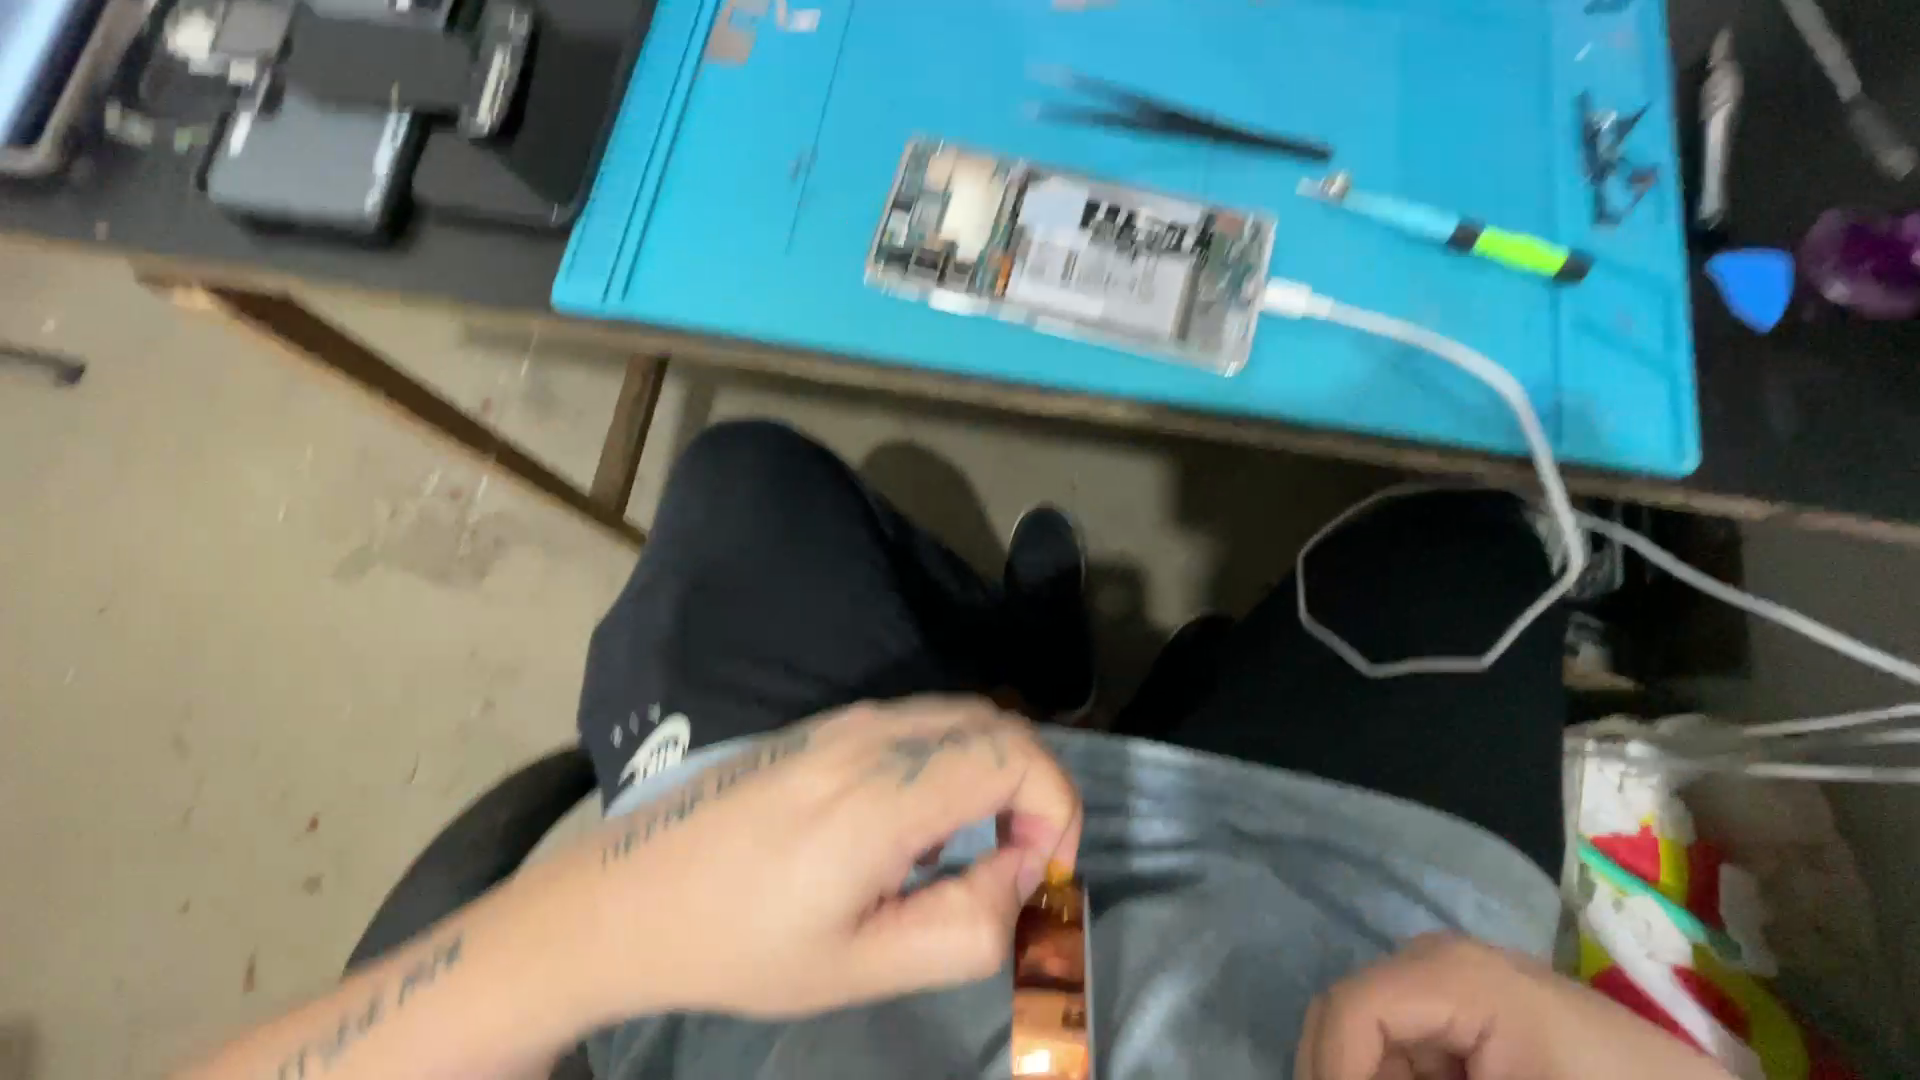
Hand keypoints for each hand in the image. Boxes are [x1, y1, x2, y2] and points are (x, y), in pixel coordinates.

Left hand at [575, 695, 1082, 1019]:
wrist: (630, 897)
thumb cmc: (743, 944)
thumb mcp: (861, 967)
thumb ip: (966, 925)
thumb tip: (1024, 872)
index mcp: (883, 795)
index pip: (1014, 756)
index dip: (1055, 808)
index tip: (1040, 874)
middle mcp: (872, 736)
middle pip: (998, 724)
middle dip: (1035, 789)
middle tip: (1020, 864)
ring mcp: (845, 721)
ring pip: (961, 716)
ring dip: (996, 773)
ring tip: (973, 849)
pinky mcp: (827, 725)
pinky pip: (921, 721)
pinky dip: (955, 759)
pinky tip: (920, 822)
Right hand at [1296, 935, 1735, 1079]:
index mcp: (1450, 972)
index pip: (1348, 1010)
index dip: (1329, 1072)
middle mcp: (1436, 958)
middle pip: (1347, 1016)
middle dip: (1342, 1073)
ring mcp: (1451, 980)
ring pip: (1368, 1033)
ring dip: (1370, 1075)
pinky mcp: (1468, 1008)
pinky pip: (1404, 1044)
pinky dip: (1400, 1076)